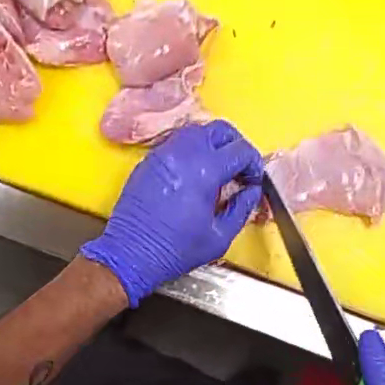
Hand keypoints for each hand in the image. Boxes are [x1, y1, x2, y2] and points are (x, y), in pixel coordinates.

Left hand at [81, 120, 264, 306]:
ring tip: (215, 172)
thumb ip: (241, 210)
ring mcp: (162, 154)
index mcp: (205, 171)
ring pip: (196, 132)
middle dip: (235, 146)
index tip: (252, 181)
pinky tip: (192, 176)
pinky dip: (190, 152)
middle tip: (238, 169)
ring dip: (211, 146)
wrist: (130, 255)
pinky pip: (175, 145)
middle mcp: (183, 154)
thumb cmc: (173, 251)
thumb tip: (251, 192)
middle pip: (220, 130)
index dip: (253, 165)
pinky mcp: (148, 162)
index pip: (240, 150)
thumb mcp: (218, 238)